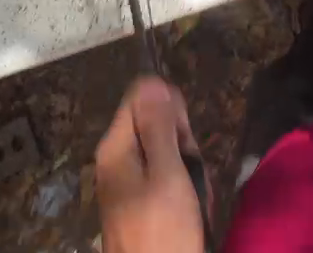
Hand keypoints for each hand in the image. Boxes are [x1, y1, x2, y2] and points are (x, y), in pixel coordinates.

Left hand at [96, 78, 206, 252]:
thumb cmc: (163, 232)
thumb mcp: (167, 174)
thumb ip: (160, 125)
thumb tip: (153, 79)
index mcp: (116, 146)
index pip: (142, 95)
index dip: (170, 108)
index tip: (186, 136)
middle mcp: (117, 160)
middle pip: (155, 124)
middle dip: (183, 143)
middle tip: (192, 171)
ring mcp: (128, 185)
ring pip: (167, 154)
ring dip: (188, 172)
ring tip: (196, 200)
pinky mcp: (141, 206)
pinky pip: (166, 182)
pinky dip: (184, 193)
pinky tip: (194, 213)